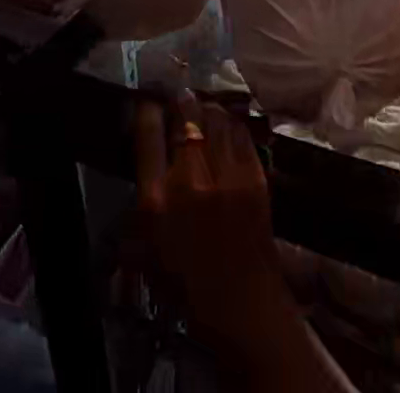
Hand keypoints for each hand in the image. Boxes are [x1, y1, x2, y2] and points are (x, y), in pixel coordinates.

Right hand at [134, 92, 290, 354]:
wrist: (242, 305)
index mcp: (158, 199)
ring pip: (217, 119)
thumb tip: (146, 154)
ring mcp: (228, 176)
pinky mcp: (256, 177)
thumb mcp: (146, 242)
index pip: (149, 135)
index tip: (148, 101)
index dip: (148, 111)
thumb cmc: (185, 281)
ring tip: (202, 106)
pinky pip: (241, 135)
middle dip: (181, 101)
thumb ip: (143, 195)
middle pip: (187, 118)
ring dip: (208, 108)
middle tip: (178, 95)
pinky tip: (226, 125)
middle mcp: (192, 180)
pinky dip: (231, 124)